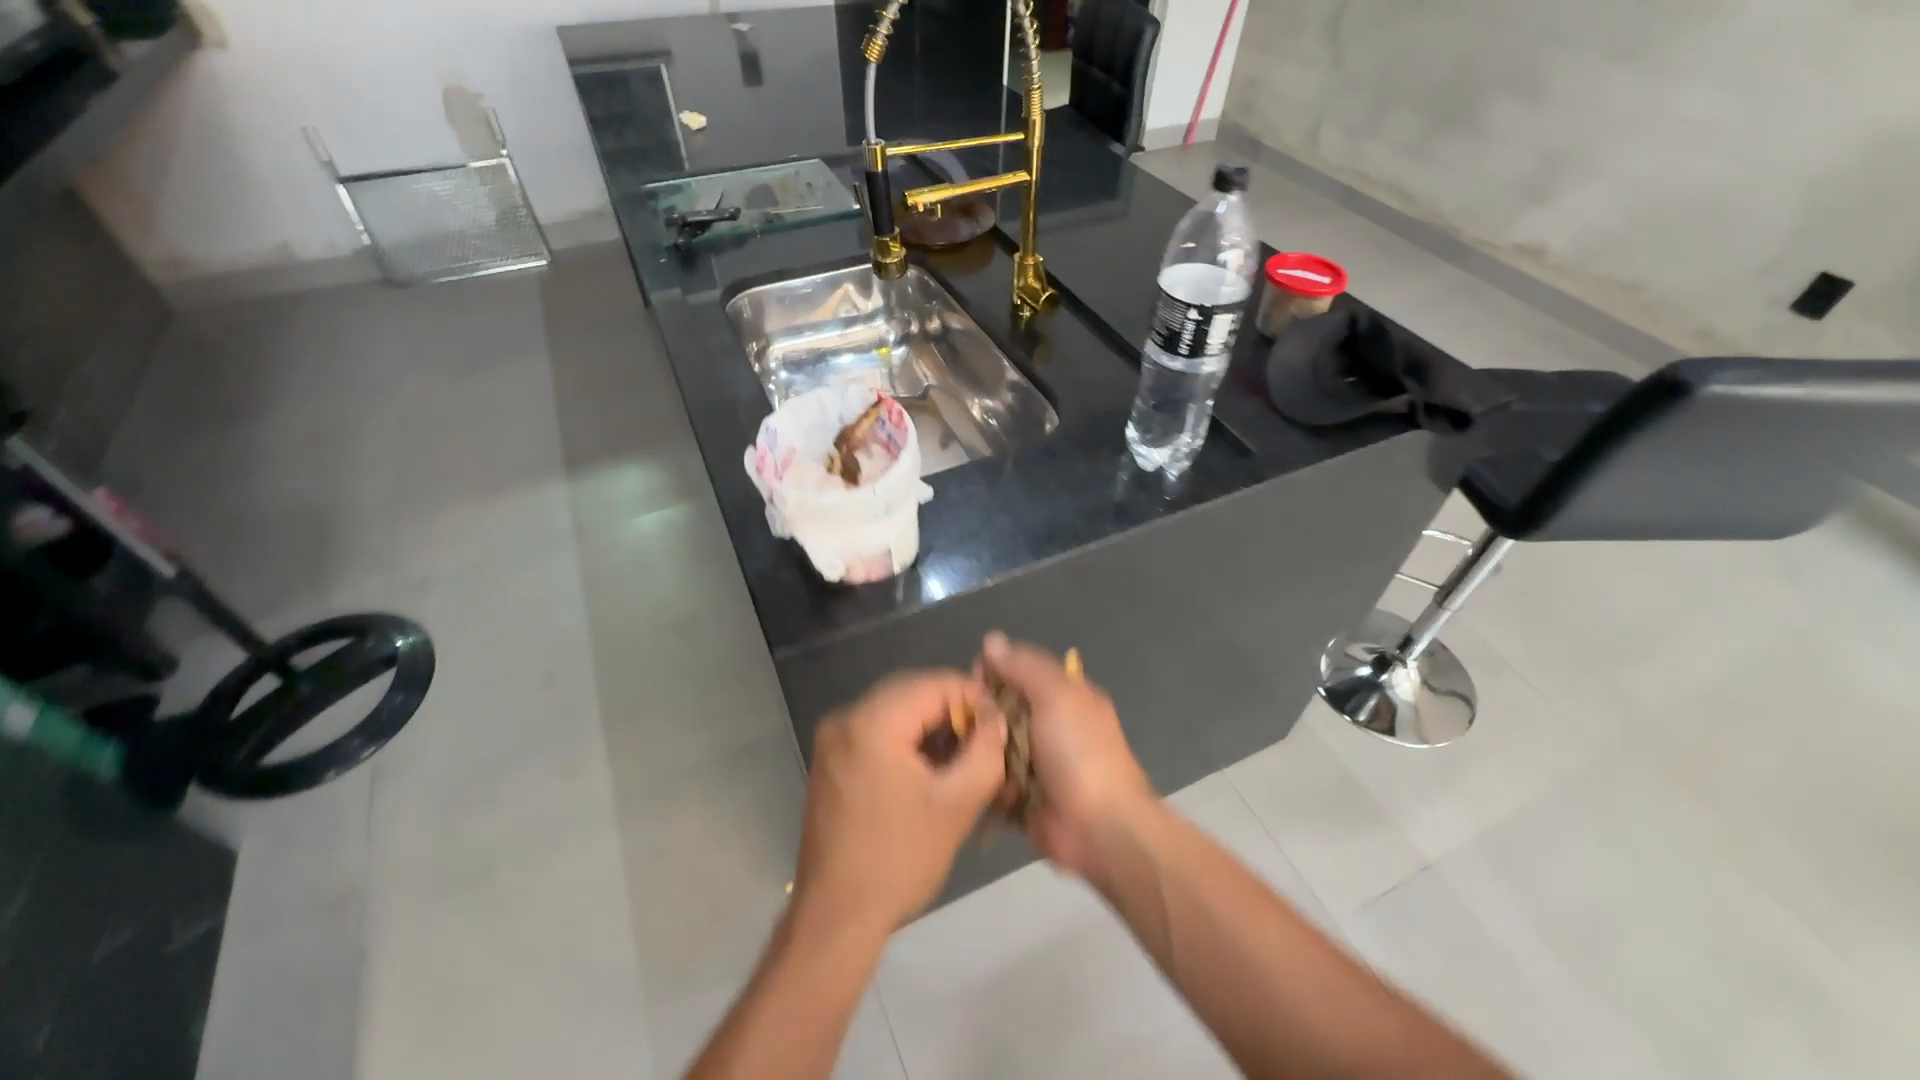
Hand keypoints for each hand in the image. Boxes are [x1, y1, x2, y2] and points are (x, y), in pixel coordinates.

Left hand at [794, 671, 1008, 933]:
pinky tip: (934, 770)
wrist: (836, 916)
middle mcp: (845, 719)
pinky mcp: (831, 762)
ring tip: (967, 757)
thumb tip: (997, 717)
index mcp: (871, 723)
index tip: (1003, 722)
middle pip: (911, 693)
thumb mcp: (956, 805)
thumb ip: (985, 750)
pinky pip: (877, 734)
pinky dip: (907, 743)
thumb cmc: (899, 860)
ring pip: (895, 713)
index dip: (974, 696)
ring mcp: (832, 741)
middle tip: (989, 740)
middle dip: (954, 711)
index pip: (934, 683)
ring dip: (932, 728)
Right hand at [979, 632, 1154, 877]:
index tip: (969, 680)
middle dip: (980, 712)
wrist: (1099, 827)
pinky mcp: (1020, 797)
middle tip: (956, 719)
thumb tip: (992, 639)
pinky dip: (981, 779)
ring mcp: (1035, 763)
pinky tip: (961, 775)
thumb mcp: (1057, 696)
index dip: (993, 672)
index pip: (1020, 672)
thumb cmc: (1081, 753)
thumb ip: (1024, 667)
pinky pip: (992, 779)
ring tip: (952, 749)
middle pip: (1002, 709)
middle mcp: (1049, 726)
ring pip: (993, 745)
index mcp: (1065, 697)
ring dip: (978, 747)